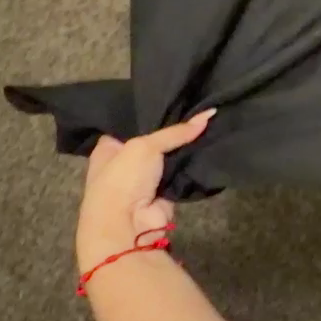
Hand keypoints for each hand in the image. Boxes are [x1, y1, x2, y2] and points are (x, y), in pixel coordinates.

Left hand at [76, 110, 213, 269]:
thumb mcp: (145, 146)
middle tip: (200, 104)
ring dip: (188, 143)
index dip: (153, 110)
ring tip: (212, 118)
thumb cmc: (122, 180)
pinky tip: (212, 141)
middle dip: (176, 125)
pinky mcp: (166, 188)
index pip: (132, 122)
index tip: (177, 96)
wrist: (127, 224)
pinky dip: (194, 159)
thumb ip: (177, 130)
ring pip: (172, 152)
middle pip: (156, 136)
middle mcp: (125, 160)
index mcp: (108, 148)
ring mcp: (146, 176)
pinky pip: (183, 168)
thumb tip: (210, 113)